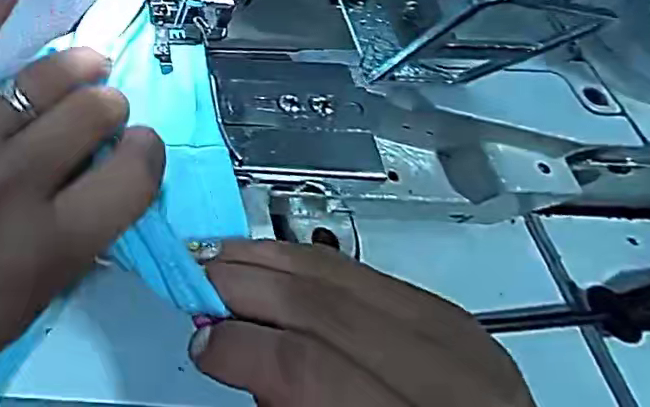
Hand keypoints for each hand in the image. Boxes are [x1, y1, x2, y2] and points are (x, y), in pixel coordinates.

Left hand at [0, 0, 165, 399]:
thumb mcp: (43, 292)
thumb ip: (89, 229)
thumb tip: (117, 162)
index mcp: (49, 242)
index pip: (133, 175)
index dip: (148, 153)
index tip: (140, 146)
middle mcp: (14, 182)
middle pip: (92, 112)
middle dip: (111, 107)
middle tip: (104, 114)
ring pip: (46, 78)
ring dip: (80, 66)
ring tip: (90, 66)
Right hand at [191, 240, 534, 406]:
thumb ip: (288, 404)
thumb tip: (229, 347)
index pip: (312, 367)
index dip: (244, 348)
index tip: (201, 345)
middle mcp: (452, 376)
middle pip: (322, 303)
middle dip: (244, 285)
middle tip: (193, 283)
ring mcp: (456, 336)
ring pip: (338, 271)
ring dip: (266, 259)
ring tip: (217, 258)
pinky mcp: (449, 313)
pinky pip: (359, 270)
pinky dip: (304, 262)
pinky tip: (269, 260)